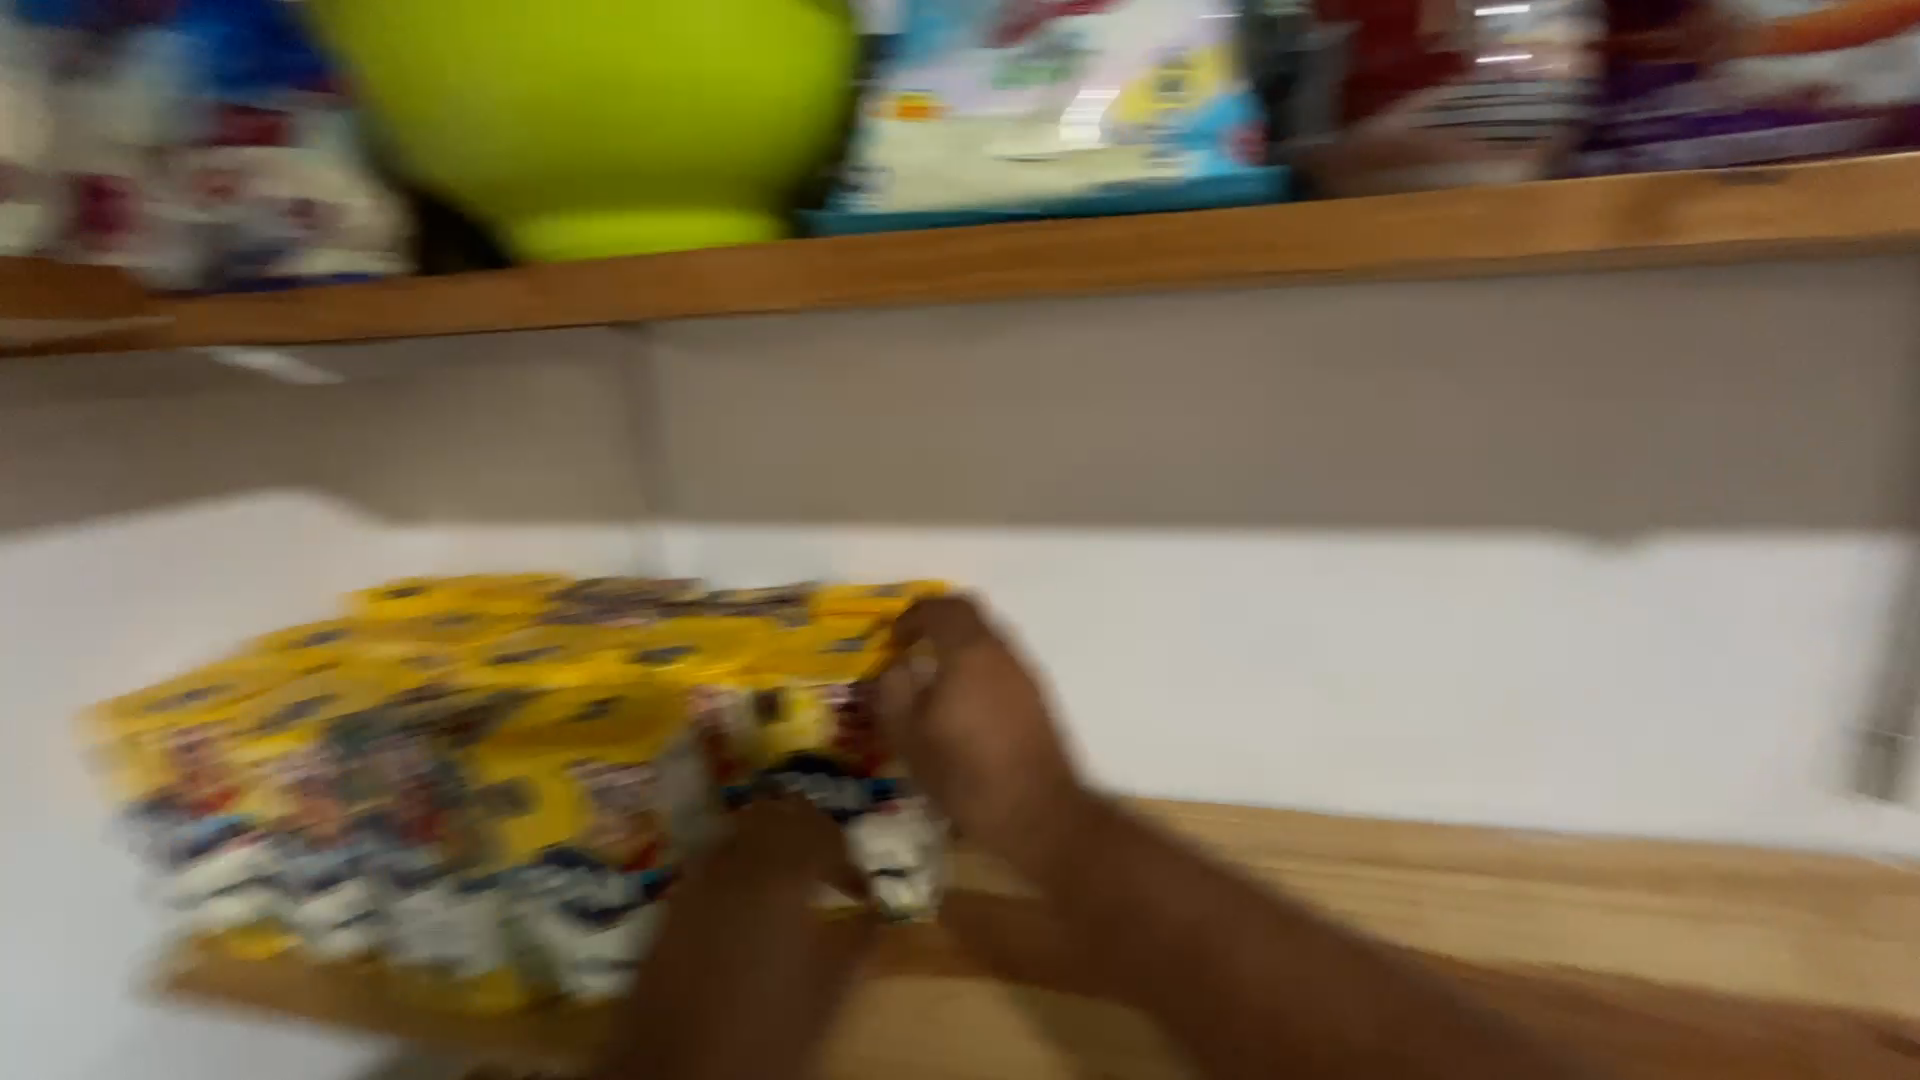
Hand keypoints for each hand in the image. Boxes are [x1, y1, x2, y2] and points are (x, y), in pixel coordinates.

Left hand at [599, 799, 875, 1079]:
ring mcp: (699, 879)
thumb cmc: (764, 1035)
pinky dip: (741, 861)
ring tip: (793, 875)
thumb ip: (862, 940)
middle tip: (831, 864)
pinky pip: (715, 858)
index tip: (863, 891)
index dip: (850, 858)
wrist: (675, 1075)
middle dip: (812, 831)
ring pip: (744, 828)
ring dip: (774, 839)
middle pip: (782, 813)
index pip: (827, 834)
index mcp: (783, 876)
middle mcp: (739, 863)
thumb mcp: (829, 993)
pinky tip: (750, 900)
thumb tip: (877, 910)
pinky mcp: (672, 903)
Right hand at [877, 596, 1092, 875]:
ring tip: (933, 680)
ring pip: (989, 641)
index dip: (913, 614)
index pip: (943, 607)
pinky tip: (962, 706)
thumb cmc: (965, 774)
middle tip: (912, 647)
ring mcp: (1026, 676)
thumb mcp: (909, 737)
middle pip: (971, 617)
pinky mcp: (1037, 700)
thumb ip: (894, 691)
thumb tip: (897, 667)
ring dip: (959, 649)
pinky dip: (977, 669)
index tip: (893, 638)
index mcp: (970, 652)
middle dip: (937, 625)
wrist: (1038, 813)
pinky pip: (1001, 666)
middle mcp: (1003, 653)